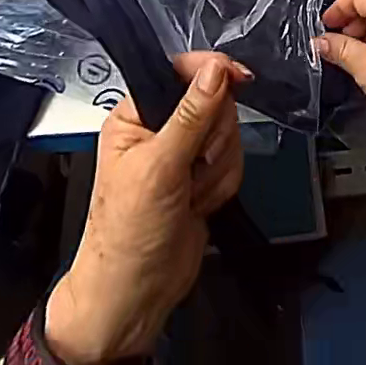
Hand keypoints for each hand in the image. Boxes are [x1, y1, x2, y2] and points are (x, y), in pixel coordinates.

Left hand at [43, 52, 249, 364]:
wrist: (138, 294)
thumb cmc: (127, 230)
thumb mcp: (159, 167)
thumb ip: (191, 116)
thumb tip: (214, 71)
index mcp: (135, 114)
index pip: (177, 73)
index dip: (209, 72)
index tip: (238, 77)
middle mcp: (159, 128)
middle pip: (213, 104)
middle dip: (212, 140)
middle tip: (192, 166)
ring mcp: (182, 154)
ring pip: (227, 136)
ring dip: (215, 170)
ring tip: (189, 194)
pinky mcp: (201, 178)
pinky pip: (231, 164)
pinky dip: (221, 186)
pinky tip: (198, 205)